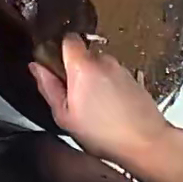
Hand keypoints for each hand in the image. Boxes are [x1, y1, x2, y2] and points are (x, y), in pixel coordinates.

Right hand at [30, 34, 182, 166]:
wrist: (146, 142)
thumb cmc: (104, 133)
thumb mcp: (65, 115)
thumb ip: (48, 87)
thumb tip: (36, 68)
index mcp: (82, 67)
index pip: (68, 39)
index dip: (60, 50)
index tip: (55, 67)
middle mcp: (104, 61)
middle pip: (83, 55)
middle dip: (76, 71)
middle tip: (74, 97)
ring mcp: (121, 69)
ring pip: (99, 67)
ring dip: (94, 81)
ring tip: (94, 108)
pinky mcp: (134, 79)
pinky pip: (113, 77)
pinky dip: (109, 88)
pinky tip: (109, 110)